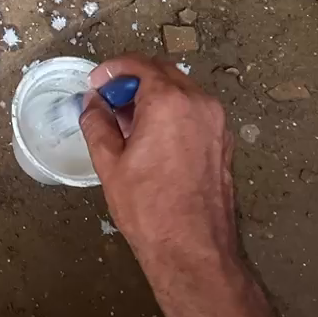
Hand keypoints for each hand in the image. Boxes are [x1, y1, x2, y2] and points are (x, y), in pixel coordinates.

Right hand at [81, 55, 317, 316]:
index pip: (139, 64)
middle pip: (162, 72)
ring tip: (127, 121)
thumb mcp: (108, 162)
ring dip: (152, 95)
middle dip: (132, 80)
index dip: (112, 70)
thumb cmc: (148, 207)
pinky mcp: (224, 142)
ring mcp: (217, 122)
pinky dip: (171, 111)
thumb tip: (93, 103)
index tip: (95, 85)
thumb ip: (97, 122)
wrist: (195, 252)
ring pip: (180, 90)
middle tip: (108, 100)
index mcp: (169, 101)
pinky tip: (152, 137)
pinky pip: (193, 110)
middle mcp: (199, 103)